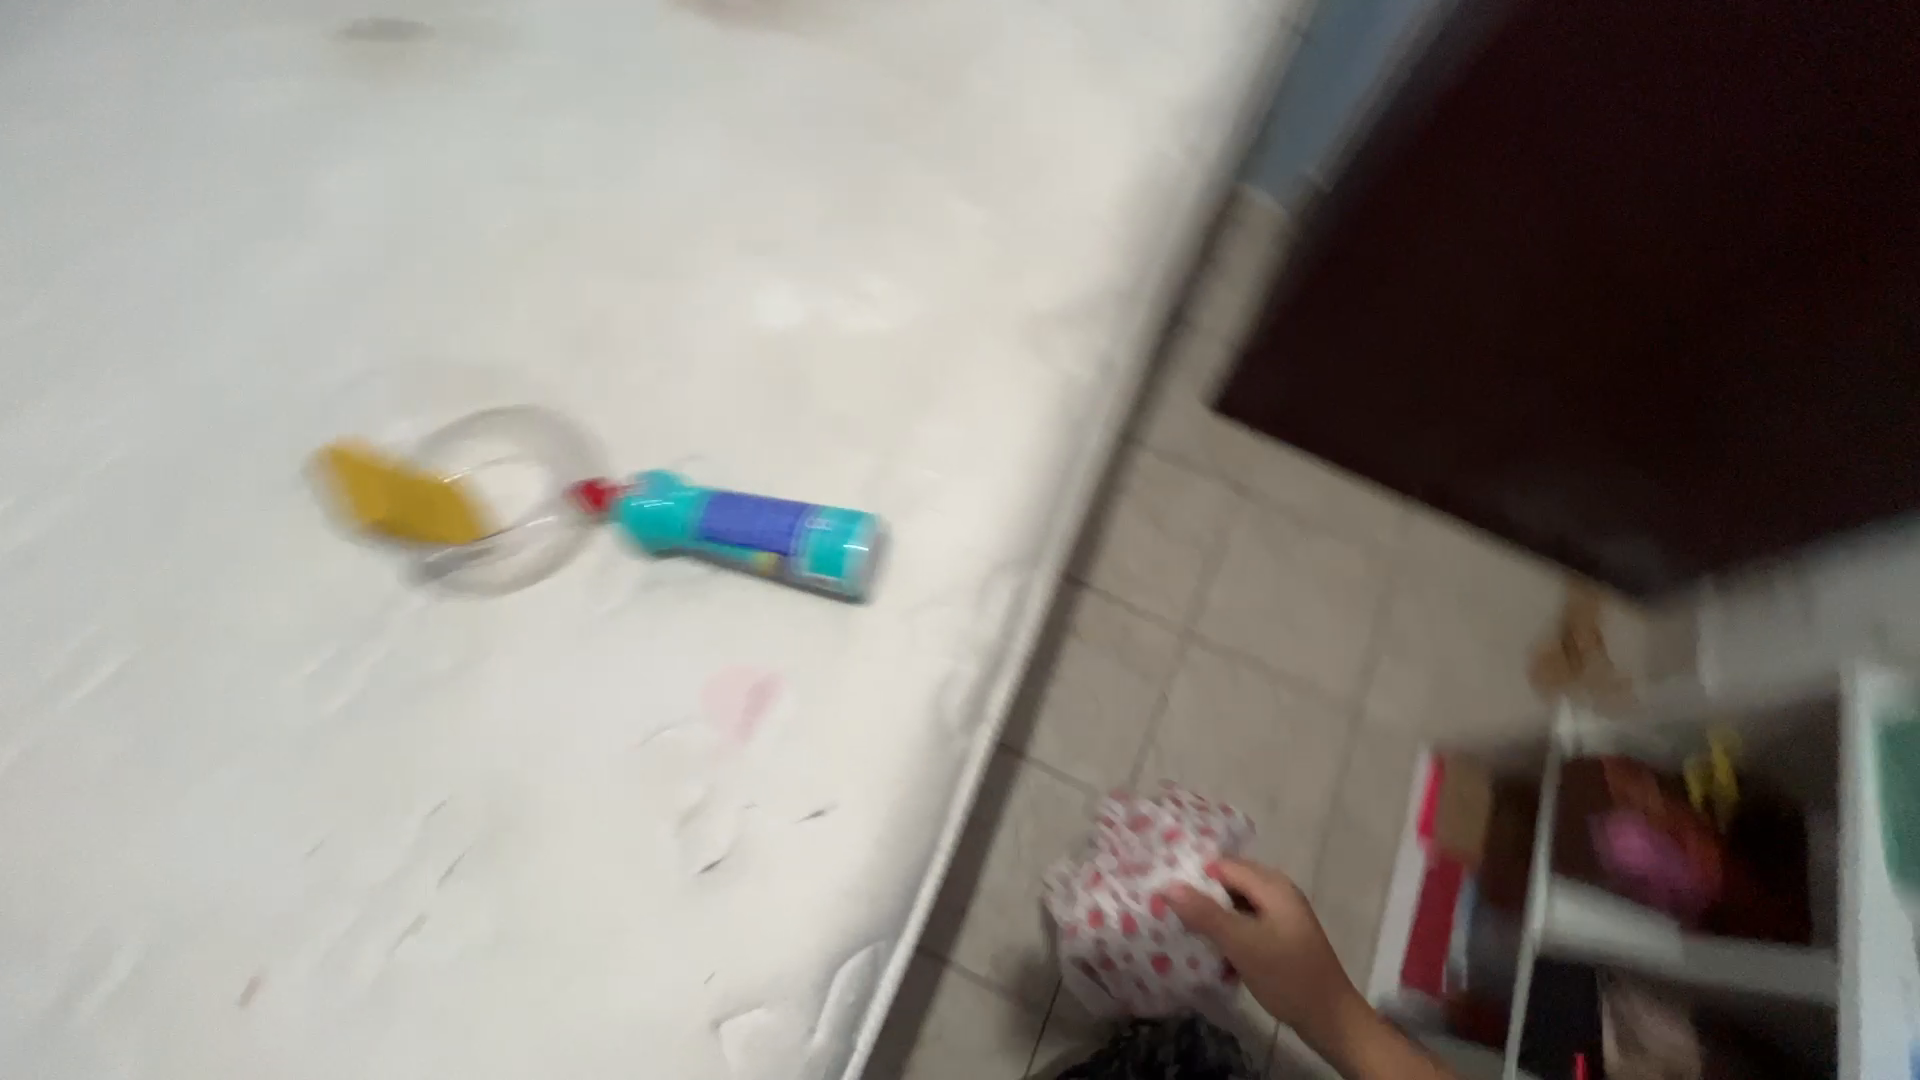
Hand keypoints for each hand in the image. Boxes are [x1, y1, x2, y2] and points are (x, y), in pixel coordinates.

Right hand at [1166, 858, 1365, 1049]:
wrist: (1332, 1022)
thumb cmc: (1287, 976)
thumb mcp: (1242, 944)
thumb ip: (1205, 914)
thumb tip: (1168, 886)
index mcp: (1272, 885)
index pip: (1223, 865)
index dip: (1195, 875)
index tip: (1167, 890)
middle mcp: (1278, 891)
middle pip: (1229, 882)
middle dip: (1202, 895)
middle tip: (1172, 910)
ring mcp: (1281, 914)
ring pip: (1236, 903)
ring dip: (1214, 916)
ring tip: (1186, 928)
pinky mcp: (1281, 935)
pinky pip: (1246, 921)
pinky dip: (1229, 930)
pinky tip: (1213, 948)